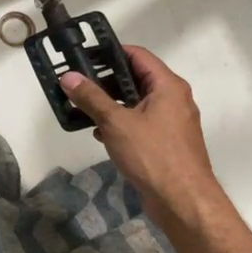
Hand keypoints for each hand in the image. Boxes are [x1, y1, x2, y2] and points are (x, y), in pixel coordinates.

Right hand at [58, 46, 231, 232]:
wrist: (182, 200)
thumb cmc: (153, 155)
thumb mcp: (116, 122)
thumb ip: (91, 98)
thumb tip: (69, 77)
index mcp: (168, 87)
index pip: (137, 56)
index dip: (110, 52)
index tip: (82, 55)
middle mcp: (173, 99)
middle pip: (135, 78)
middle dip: (105, 79)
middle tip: (75, 81)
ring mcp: (171, 121)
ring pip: (135, 102)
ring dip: (109, 103)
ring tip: (80, 105)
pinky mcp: (165, 141)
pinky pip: (139, 121)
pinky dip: (119, 122)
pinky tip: (98, 132)